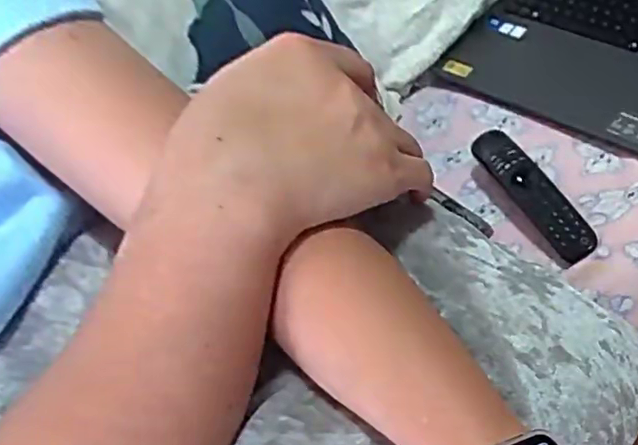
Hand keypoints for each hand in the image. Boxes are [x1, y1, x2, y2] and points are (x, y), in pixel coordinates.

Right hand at [146, 35, 433, 242]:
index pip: (351, 68)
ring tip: (386, 182)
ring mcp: (371, 127)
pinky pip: (421, 174)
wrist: (237, 184)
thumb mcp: (239, 88)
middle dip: (374, 132)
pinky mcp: (388, 168)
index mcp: (301, 53)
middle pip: (378, 110)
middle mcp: (344, 86)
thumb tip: (286, 111)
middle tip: (363, 160)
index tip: (353, 118)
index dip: (358, 94)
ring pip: (404, 143)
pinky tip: (413, 198)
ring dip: (397, 159)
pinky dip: (420, 186)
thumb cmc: (216, 144)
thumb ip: (276, 90)